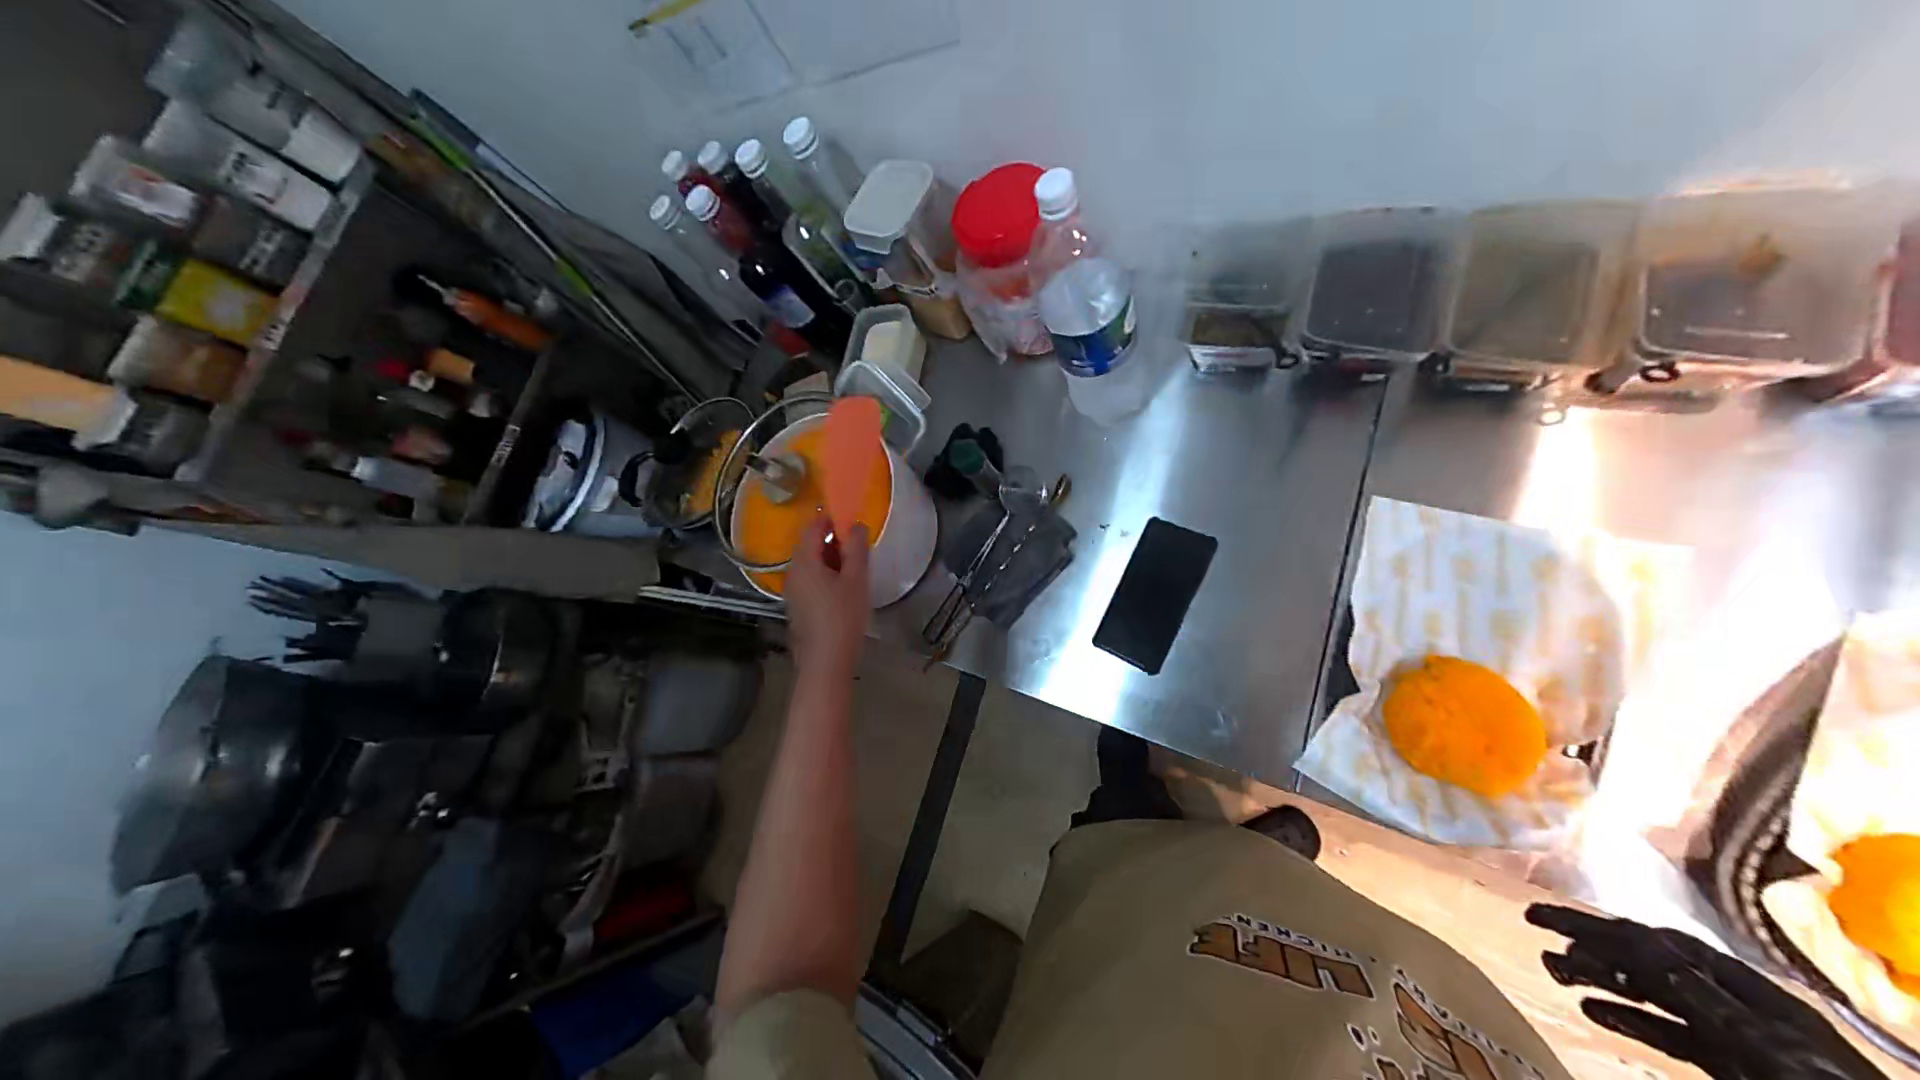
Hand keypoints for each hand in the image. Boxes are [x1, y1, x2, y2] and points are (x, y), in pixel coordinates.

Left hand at [784, 516, 869, 684]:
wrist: (825, 663)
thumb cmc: (842, 618)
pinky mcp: (799, 607)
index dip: (832, 520)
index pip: (813, 527)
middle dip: (835, 542)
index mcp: (804, 562)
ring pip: (813, 565)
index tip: (854, 522)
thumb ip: (856, 549)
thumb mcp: (856, 580)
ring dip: (833, 561)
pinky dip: (828, 578)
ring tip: (857, 571)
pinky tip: (846, 592)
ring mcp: (793, 592)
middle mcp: (793, 573)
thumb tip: (856, 525)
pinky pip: (812, 582)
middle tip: (860, 549)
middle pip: (811, 546)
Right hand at [1527, 903, 1884, 1079]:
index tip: (1539, 916)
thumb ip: (1708, 1000)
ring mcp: (1736, 1035)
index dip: (1594, 926)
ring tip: (1554, 971)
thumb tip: (1643, 949)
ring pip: (1653, 993)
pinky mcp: (1732, 1064)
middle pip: (1649, 960)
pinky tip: (1592, 1011)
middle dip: (1590, 946)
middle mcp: (1735, 1001)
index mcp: (1745, 990)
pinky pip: (1669, 1030)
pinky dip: (1628, 1016)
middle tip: (1537, 934)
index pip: (1653, 943)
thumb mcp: (1768, 1050)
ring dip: (1601, 978)